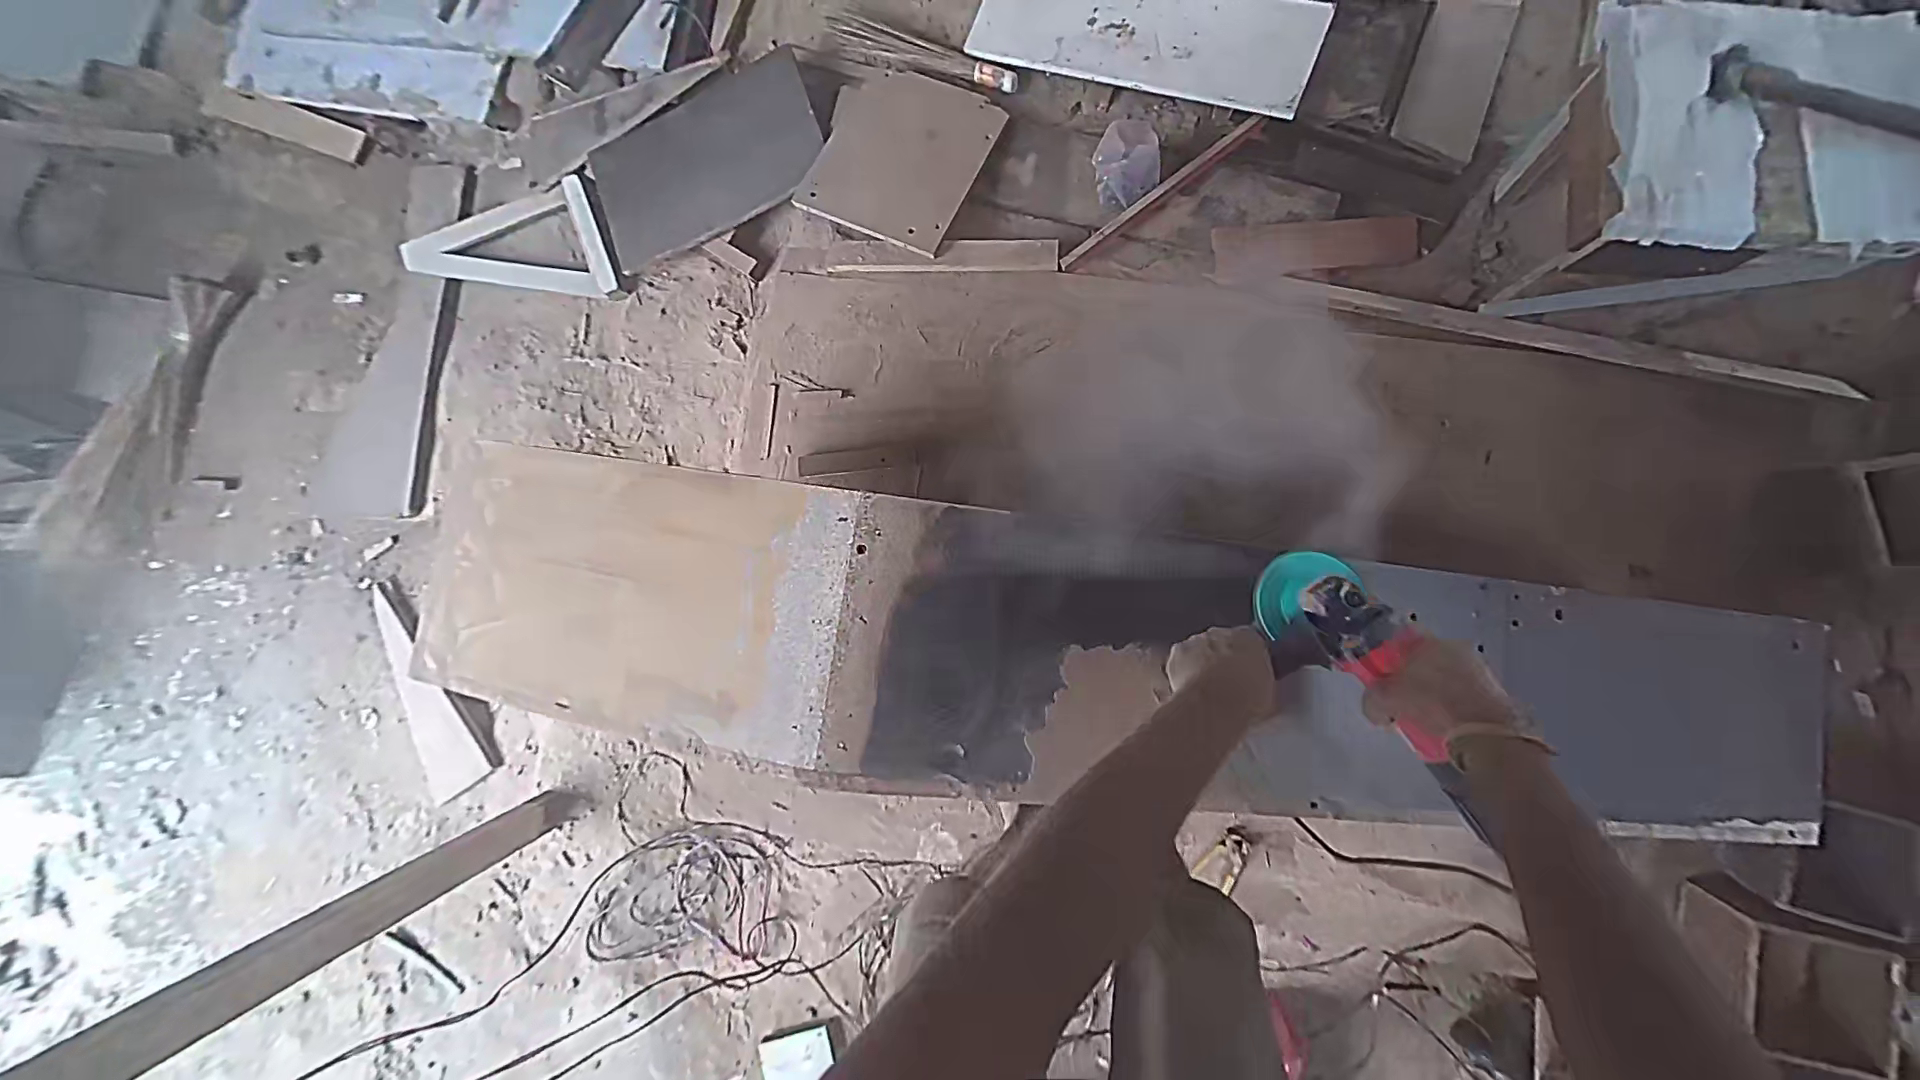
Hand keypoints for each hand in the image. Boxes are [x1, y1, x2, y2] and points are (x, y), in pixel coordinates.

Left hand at [1167, 626, 1275, 718]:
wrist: (1213, 704)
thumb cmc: (1246, 699)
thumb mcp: (1270, 692)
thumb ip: (1264, 679)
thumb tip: (1260, 685)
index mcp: (1251, 638)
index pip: (1251, 641)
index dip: (1248, 658)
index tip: (1247, 673)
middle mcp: (1222, 632)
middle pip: (1222, 642)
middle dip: (1223, 658)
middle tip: (1226, 682)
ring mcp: (1196, 639)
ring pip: (1200, 648)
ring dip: (1202, 662)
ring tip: (1205, 688)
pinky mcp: (1178, 651)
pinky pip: (1181, 658)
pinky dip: (1183, 669)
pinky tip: (1188, 686)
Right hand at [1360, 633, 1524, 741]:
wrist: (1484, 734)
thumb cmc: (1431, 705)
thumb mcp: (1385, 701)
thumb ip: (1371, 698)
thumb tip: (1376, 707)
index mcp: (1428, 643)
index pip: (1398, 640)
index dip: (1385, 658)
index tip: (1381, 678)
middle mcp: (1455, 648)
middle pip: (1422, 660)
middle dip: (1410, 679)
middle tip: (1401, 701)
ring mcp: (1479, 669)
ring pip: (1444, 678)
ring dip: (1432, 694)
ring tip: (1424, 718)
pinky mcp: (1495, 691)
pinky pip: (1463, 694)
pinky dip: (1452, 706)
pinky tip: (1445, 724)